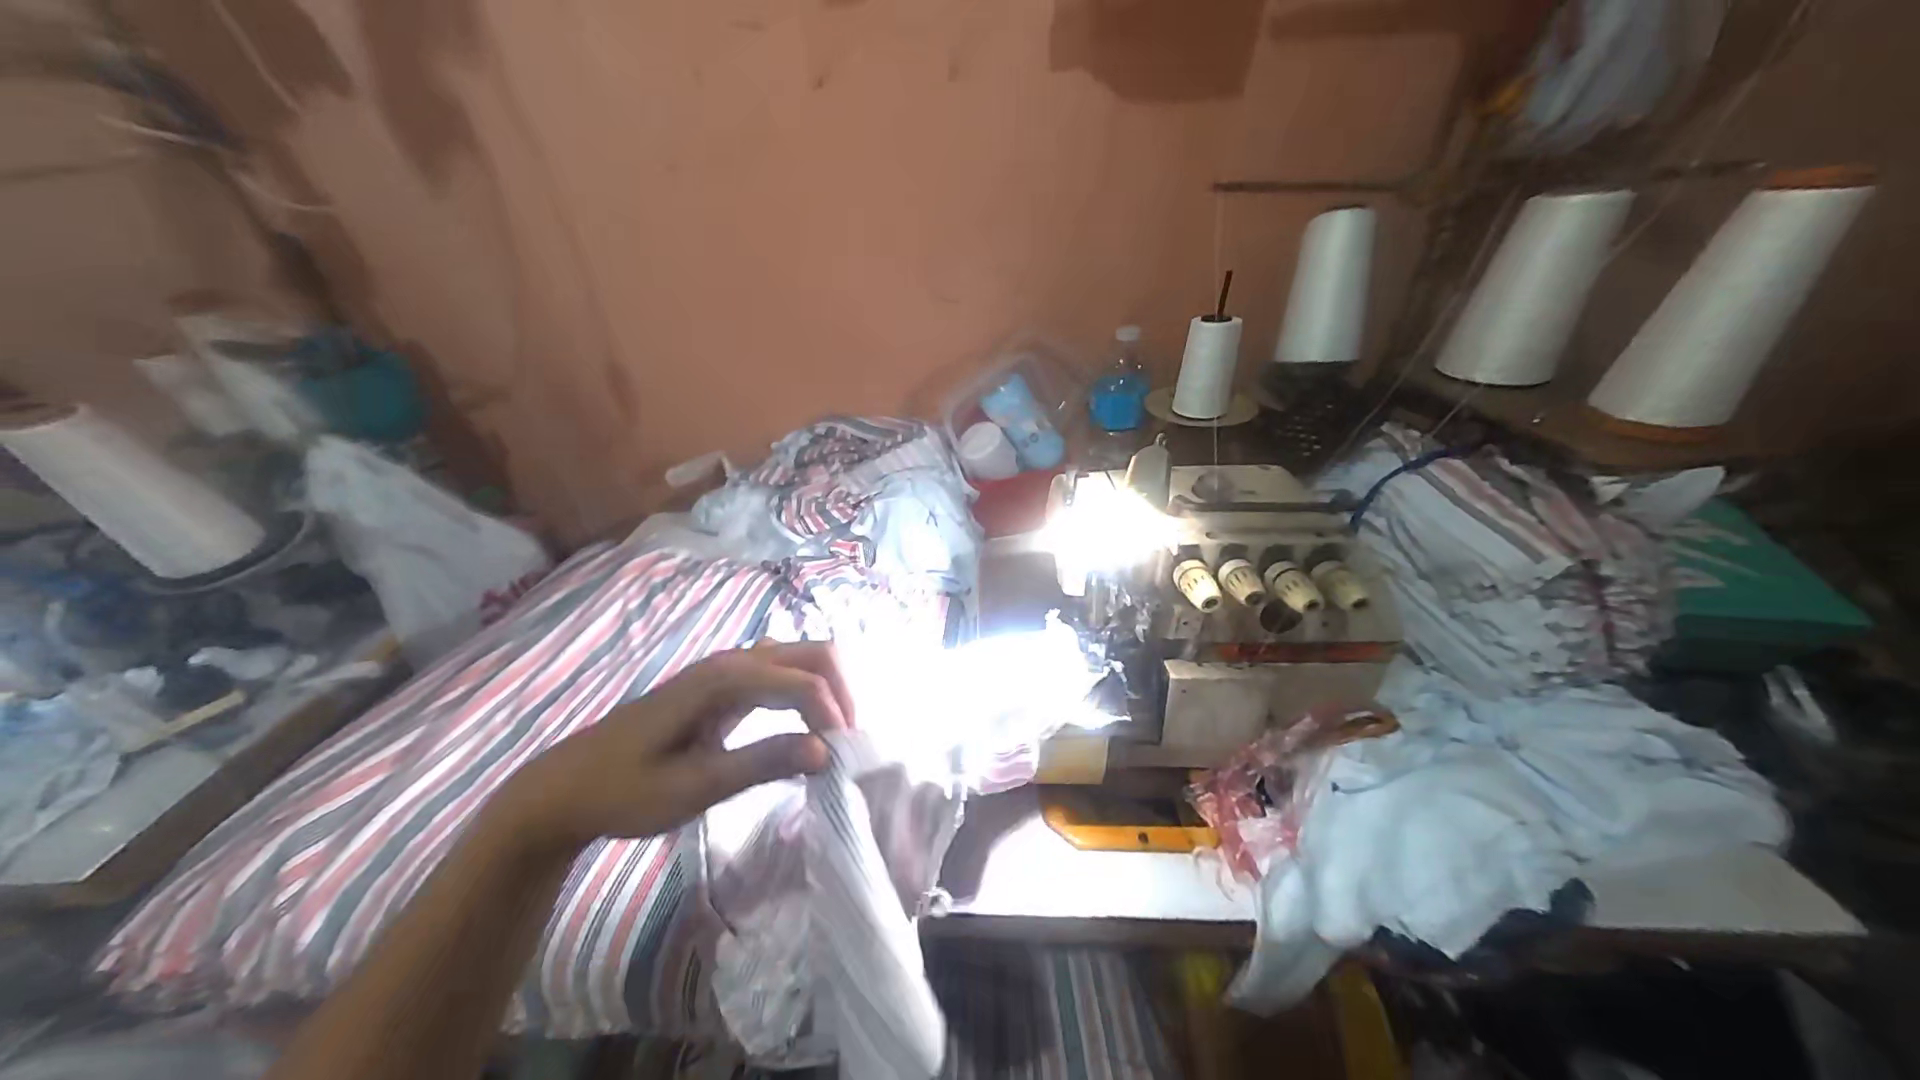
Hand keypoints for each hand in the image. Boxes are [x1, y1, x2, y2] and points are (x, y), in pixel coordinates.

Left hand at [494, 642, 852, 854]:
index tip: (839, 763)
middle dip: (841, 692)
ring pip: (800, 658)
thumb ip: (762, 763)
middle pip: (813, 652)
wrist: (565, 789)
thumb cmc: (624, 791)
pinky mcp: (723, 686)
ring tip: (830, 739)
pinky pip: (781, 673)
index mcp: (724, 679)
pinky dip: (806, 693)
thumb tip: (826, 751)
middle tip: (846, 744)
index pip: (804, 681)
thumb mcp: (694, 787)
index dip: (831, 717)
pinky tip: (804, 728)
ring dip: (826, 690)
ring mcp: (727, 670)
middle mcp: (731, 661)